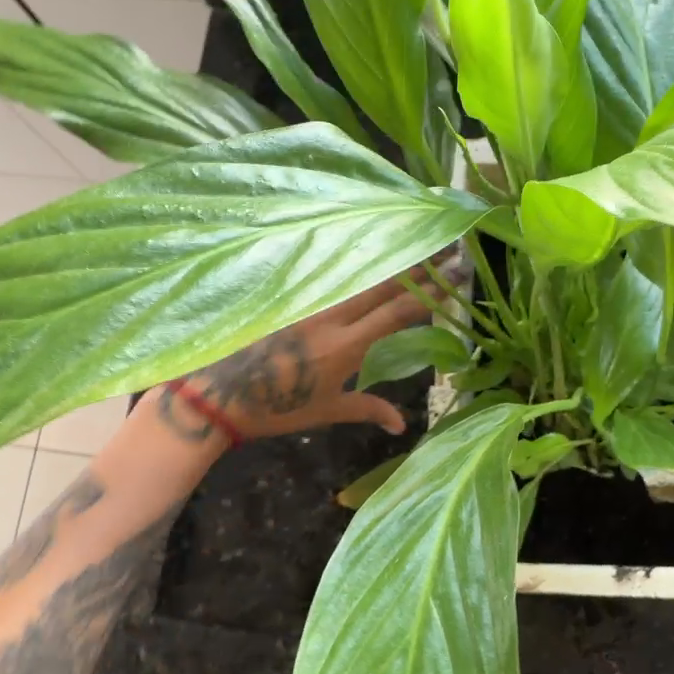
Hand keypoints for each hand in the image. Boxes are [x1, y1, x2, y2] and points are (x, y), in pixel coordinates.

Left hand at [146, 254, 469, 442]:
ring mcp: (308, 305)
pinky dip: (357, 271)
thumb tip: (402, 425)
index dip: (429, 294)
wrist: (219, 395)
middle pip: (382, 284)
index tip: (454, 275)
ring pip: (357, 277)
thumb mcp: (327, 411)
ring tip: (415, 251)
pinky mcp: (290, 303)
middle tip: (447, 249)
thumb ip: (368, 409)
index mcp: (345, 345)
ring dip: (390, 264)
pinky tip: (368, 262)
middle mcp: (330, 317)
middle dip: (418, 267)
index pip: (397, 312)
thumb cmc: (276, 409)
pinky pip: (331, 280)